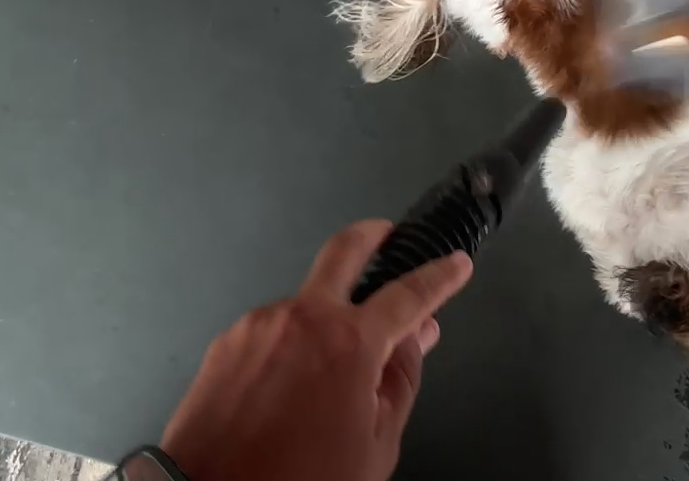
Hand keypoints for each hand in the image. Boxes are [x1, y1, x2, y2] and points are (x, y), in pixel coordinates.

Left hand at [160, 221, 473, 480]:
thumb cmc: (305, 479)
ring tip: (325, 374)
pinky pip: (273, 331)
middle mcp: (305, 316)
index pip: (409, 296)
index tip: (458, 261)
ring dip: (325, 319)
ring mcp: (262, 321)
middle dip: (373, 233)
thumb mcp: (375, 446)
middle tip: (388, 233)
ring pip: (306, 304)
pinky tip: (285, 387)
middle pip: (345, 249)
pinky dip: (291, 346)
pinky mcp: (230, 338)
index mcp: (350, 342)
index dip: (440, 277)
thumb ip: (400, 381)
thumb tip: (417, 337)